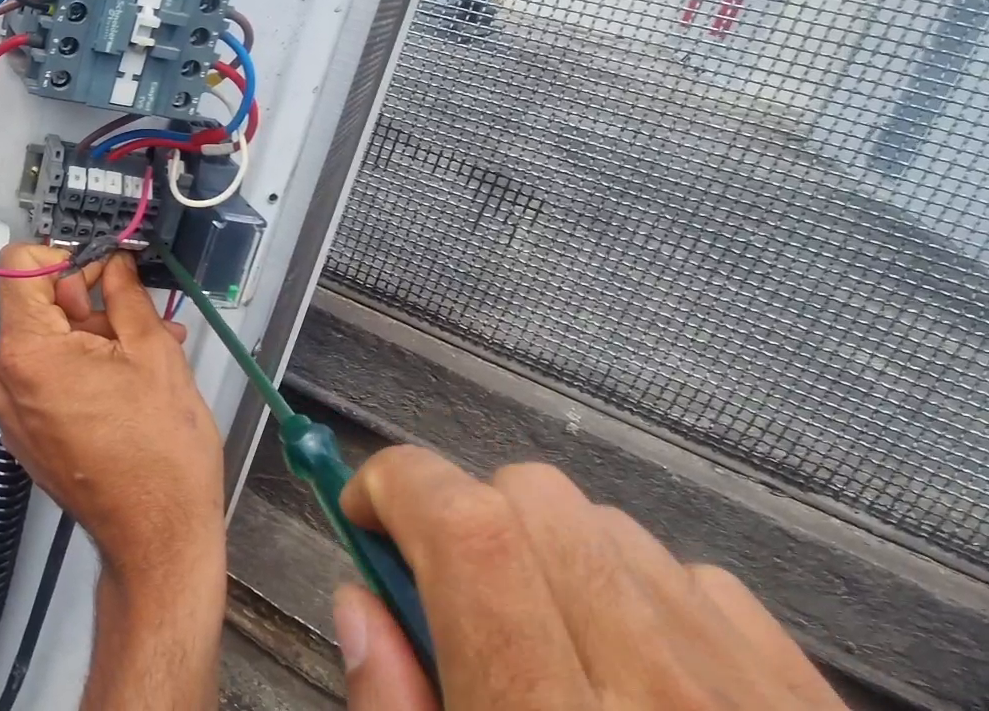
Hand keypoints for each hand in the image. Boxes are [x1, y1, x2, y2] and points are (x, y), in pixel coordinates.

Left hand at [0, 246, 222, 580]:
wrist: (156, 537)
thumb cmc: (160, 453)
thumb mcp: (153, 351)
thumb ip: (124, 292)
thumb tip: (111, 261)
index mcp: (26, 354)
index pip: (17, 265)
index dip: (63, 258)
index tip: (102, 274)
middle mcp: (3, 379)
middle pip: (33, 304)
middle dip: (85, 300)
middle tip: (137, 315)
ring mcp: (10, 409)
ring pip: (45, 340)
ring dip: (93, 334)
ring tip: (148, 350)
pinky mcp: (24, 430)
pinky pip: (45, 375)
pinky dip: (81, 364)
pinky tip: (128, 377)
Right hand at [332, 446, 847, 710]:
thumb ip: (391, 709)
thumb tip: (359, 597)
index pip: (469, 531)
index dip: (399, 484)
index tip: (363, 511)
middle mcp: (659, 696)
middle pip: (535, 500)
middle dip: (463, 510)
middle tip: (440, 578)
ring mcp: (753, 699)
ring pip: (609, 526)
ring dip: (543, 547)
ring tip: (533, 627)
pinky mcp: (814, 707)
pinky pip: (696, 581)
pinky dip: (630, 587)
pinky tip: (622, 662)